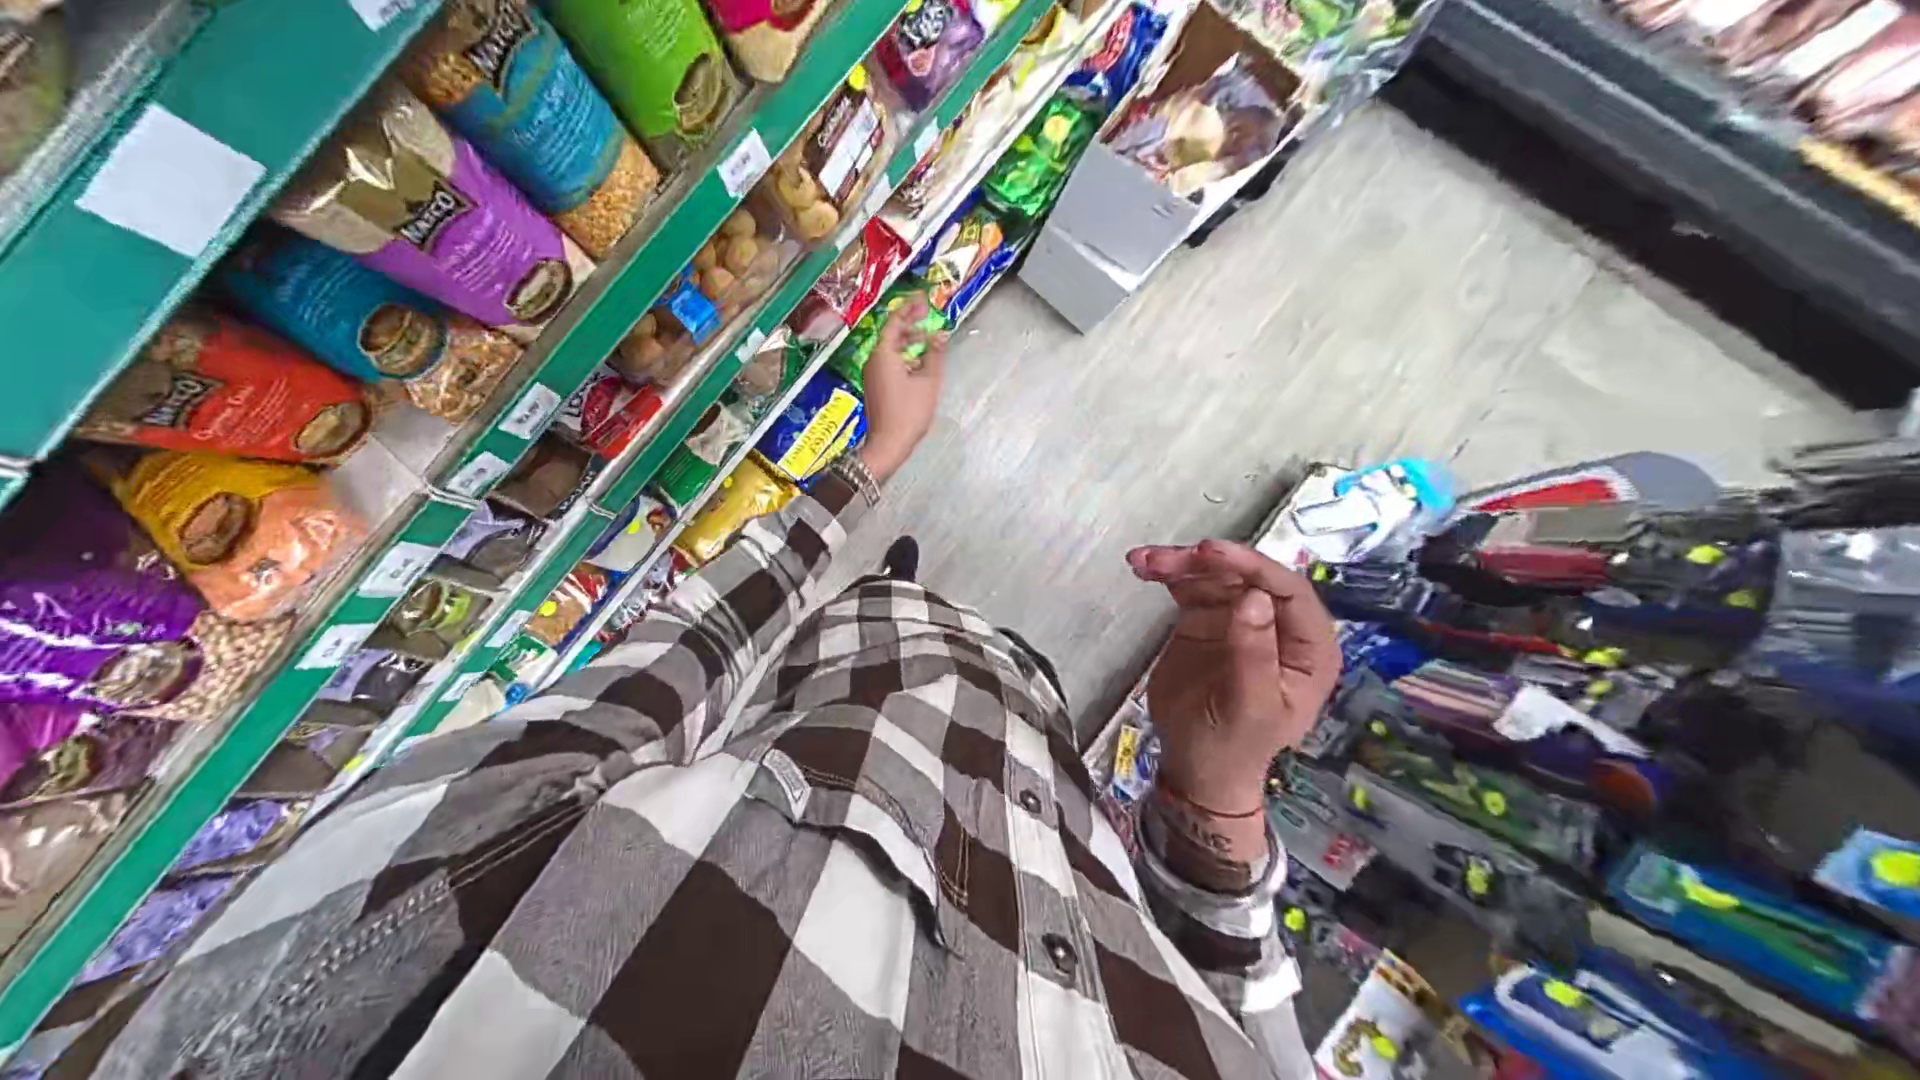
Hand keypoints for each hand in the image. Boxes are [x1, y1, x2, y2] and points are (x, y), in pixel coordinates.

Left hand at [858, 293, 947, 482]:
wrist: (889, 444)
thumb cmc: (909, 412)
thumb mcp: (928, 381)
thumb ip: (934, 354)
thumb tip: (940, 334)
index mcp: (883, 354)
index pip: (895, 322)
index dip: (909, 308)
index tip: (922, 298)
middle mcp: (873, 361)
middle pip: (891, 335)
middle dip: (910, 324)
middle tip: (927, 315)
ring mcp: (872, 375)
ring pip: (890, 350)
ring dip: (908, 343)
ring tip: (928, 340)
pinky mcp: (875, 387)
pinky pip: (889, 364)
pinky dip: (904, 358)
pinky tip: (919, 364)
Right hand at [1127, 540, 1339, 881]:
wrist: (1195, 766)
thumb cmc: (1235, 745)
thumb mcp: (1250, 707)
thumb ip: (1254, 654)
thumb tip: (1253, 598)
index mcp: (1307, 647)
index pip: (1288, 591)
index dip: (1252, 566)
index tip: (1210, 553)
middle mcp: (1277, 624)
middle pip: (1245, 576)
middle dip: (1205, 562)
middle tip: (1165, 559)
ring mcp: (1237, 620)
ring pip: (1214, 576)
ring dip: (1179, 563)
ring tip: (1143, 560)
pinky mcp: (1204, 621)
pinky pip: (1189, 588)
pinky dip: (1167, 575)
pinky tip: (1144, 568)